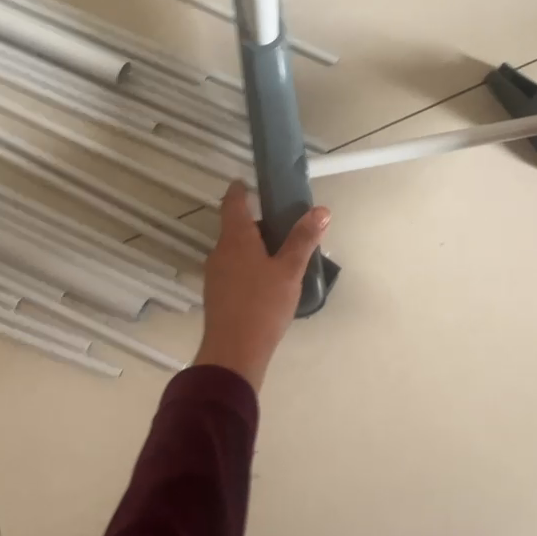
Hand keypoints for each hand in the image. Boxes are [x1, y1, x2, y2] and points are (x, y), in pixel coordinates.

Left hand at [192, 182, 329, 390]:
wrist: (233, 353)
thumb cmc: (262, 305)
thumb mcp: (289, 270)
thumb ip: (303, 239)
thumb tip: (321, 210)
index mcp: (235, 239)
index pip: (233, 203)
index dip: (240, 190)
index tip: (247, 182)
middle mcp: (220, 252)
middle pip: (236, 227)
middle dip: (258, 223)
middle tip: (285, 225)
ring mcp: (215, 275)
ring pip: (236, 250)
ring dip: (255, 246)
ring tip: (283, 255)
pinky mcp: (217, 295)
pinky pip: (234, 269)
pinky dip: (250, 265)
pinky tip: (269, 281)